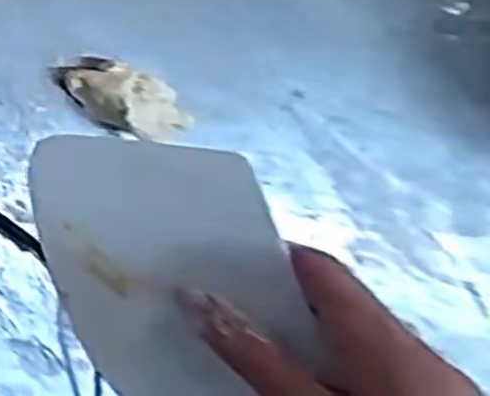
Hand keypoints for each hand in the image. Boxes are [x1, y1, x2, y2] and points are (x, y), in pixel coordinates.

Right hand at [182, 245, 479, 394]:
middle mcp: (419, 354)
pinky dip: (334, 372)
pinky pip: (377, 375)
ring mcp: (441, 389)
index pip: (314, 264)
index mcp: (384, 335)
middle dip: (275, 305)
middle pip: (331, 305)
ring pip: (354, 344)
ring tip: (256, 351)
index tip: (216, 259)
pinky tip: (305, 387)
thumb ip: (252, 353)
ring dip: (304, 343)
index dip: (262, 255)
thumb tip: (197, 300)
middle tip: (221, 306)